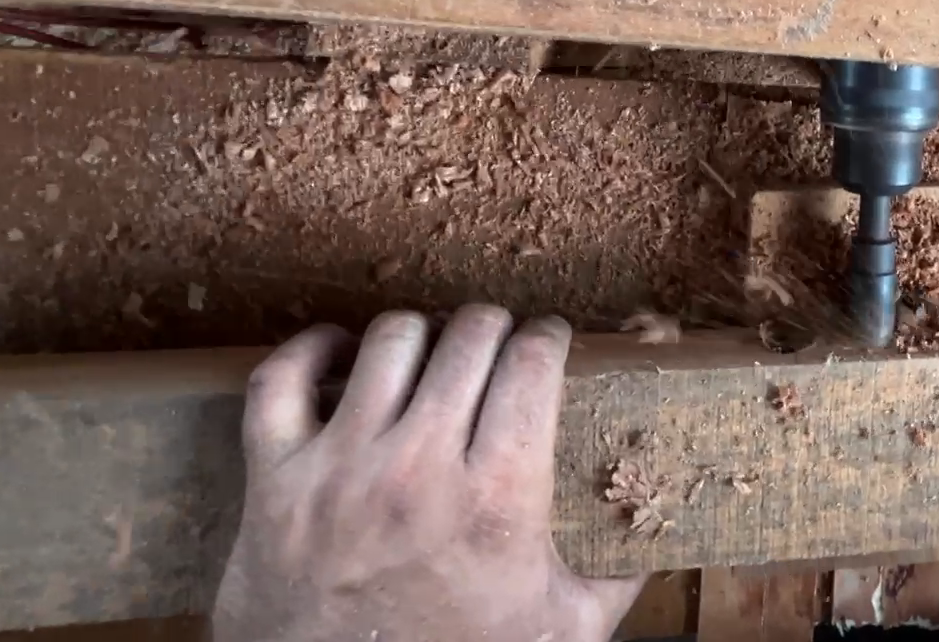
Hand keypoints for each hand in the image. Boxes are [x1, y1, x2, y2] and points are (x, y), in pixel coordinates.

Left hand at [212, 306, 643, 641]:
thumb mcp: (569, 629)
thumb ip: (626, 571)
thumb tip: (665, 524)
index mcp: (499, 494)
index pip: (533, 358)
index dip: (551, 334)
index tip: (551, 340)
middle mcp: (419, 468)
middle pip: (472, 333)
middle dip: (498, 327)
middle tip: (500, 348)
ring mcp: (340, 471)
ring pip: (391, 339)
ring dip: (423, 334)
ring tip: (434, 355)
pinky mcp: (273, 485)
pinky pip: (279, 381)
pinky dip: (310, 350)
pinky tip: (341, 351)